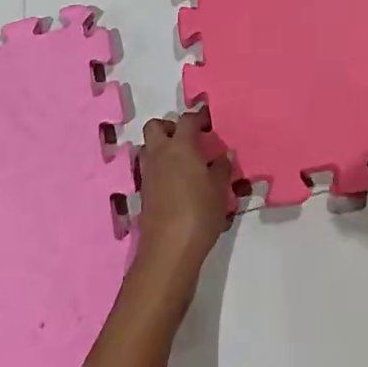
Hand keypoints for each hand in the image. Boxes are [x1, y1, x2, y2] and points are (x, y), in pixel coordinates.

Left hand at [135, 111, 232, 278]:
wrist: (169, 248)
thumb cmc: (199, 212)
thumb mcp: (220, 188)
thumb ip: (222, 167)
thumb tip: (223, 154)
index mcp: (181, 146)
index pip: (187, 119)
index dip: (198, 117)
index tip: (209, 124)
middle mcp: (160, 153)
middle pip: (155, 126)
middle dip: (170, 127)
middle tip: (188, 139)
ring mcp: (148, 173)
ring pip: (148, 146)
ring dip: (161, 147)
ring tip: (182, 161)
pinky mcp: (143, 192)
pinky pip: (149, 168)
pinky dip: (159, 167)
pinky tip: (176, 182)